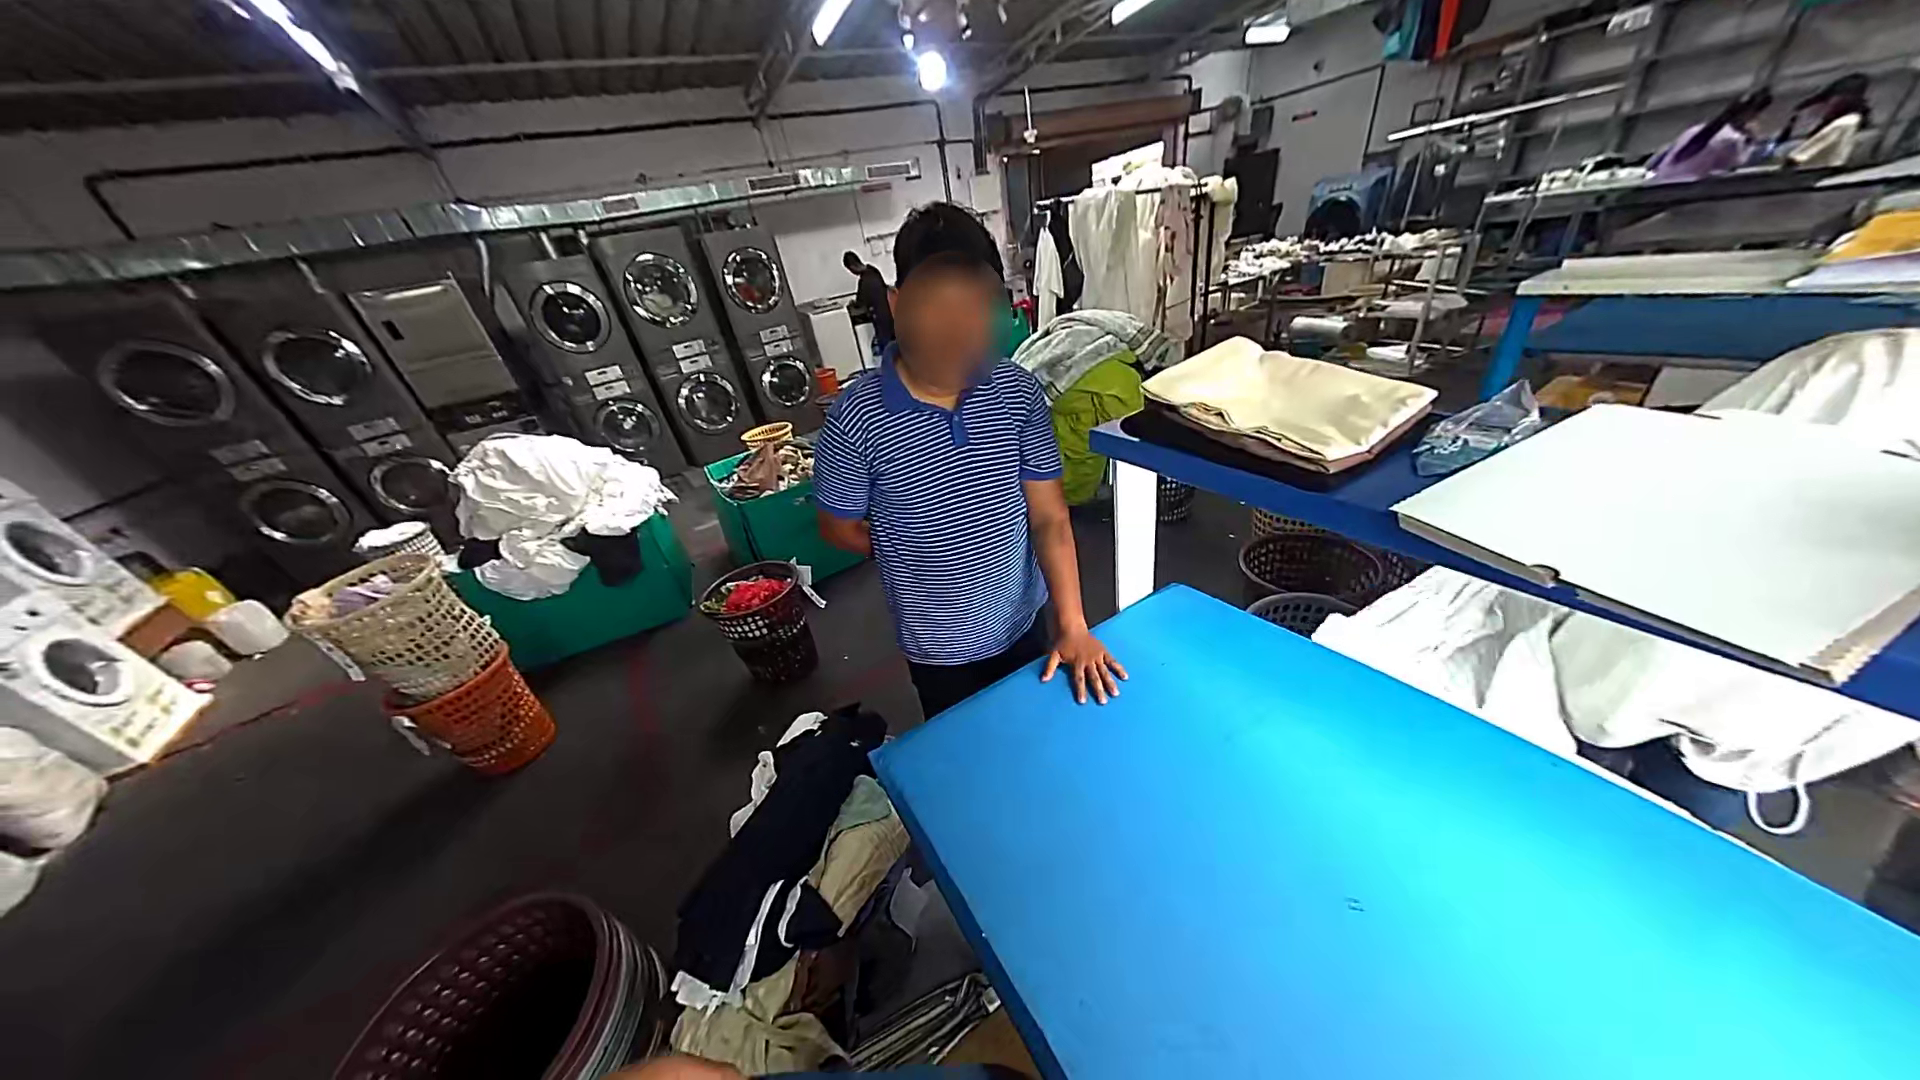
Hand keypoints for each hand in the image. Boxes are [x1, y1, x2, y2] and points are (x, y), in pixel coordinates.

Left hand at [1042, 628, 1127, 704]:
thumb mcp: (1054, 654)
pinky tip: (1125, 677)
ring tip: (1115, 693)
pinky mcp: (1103, 652)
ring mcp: (1097, 656)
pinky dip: (1119, 668)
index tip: (1082, 701)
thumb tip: (1043, 680)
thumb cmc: (1062, 643)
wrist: (1072, 627)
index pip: (1079, 679)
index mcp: (1076, 663)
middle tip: (1103, 701)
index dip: (1080, 690)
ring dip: (1110, 682)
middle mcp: (1088, 661)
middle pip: (1094, 678)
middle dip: (1098, 690)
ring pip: (1104, 671)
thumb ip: (1050, 667)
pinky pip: (1113, 661)